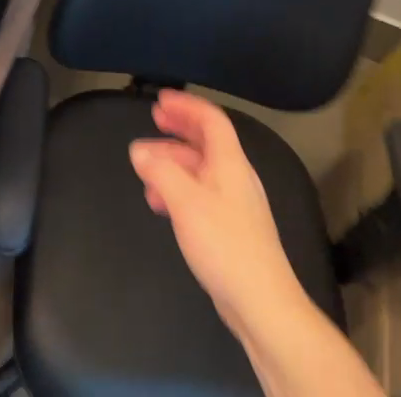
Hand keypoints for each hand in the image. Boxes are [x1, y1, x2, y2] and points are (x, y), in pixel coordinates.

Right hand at [129, 89, 304, 321]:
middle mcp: (235, 177)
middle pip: (207, 142)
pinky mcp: (230, 228)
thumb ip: (161, 172)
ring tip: (146, 168)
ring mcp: (235, 203)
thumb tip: (139, 150)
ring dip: (174, 162)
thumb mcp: (186, 202)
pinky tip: (160, 203)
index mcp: (230, 163)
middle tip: (154, 122)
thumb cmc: (225, 245)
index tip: (161, 99)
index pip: (211, 120)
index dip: (186, 106)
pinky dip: (179, 189)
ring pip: (201, 169)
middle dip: (179, 129)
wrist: (261, 300)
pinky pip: (201, 194)